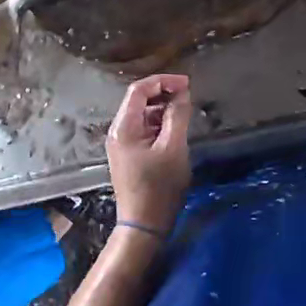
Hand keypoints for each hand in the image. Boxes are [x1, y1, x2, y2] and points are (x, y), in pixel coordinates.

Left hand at [106, 74, 192, 233]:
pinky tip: (174, 131)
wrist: (143, 224)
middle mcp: (117, 131)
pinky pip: (142, 130)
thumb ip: (178, 117)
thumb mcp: (174, 148)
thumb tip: (182, 93)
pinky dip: (158, 124)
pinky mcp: (127, 154)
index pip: (138, 90)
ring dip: (162, 110)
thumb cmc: (159, 187)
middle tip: (188, 97)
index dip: (162, 82)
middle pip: (138, 101)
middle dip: (162, 94)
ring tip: (184, 114)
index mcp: (123, 126)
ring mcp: (120, 143)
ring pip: (141, 115)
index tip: (186, 84)